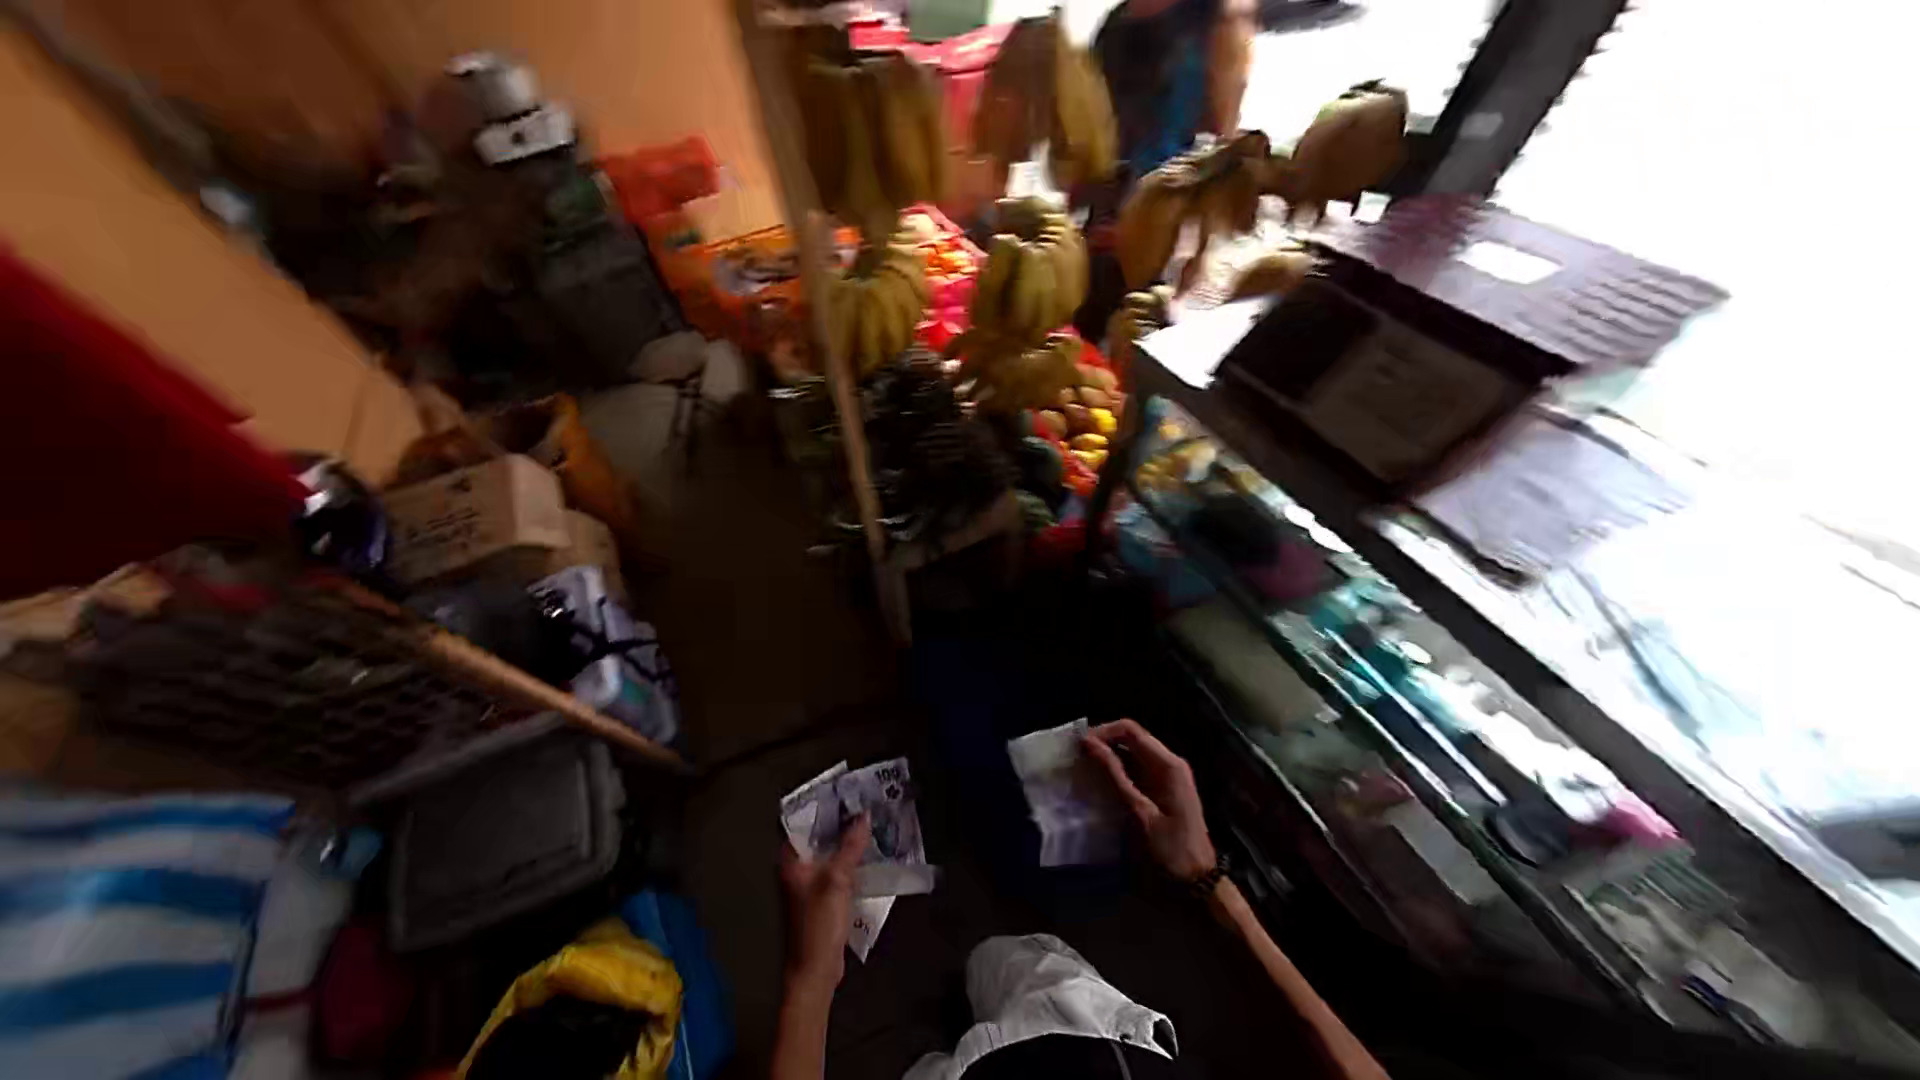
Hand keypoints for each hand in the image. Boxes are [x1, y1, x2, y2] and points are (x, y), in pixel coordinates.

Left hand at [779, 813, 869, 987]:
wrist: (815, 971)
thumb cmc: (819, 923)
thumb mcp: (838, 880)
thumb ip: (851, 846)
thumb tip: (864, 815)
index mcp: (791, 860)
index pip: (803, 820)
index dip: (822, 803)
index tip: (843, 788)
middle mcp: (796, 867)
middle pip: (817, 834)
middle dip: (838, 820)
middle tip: (862, 800)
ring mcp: (808, 881)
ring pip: (828, 850)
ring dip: (846, 838)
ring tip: (868, 819)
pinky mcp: (822, 895)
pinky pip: (836, 866)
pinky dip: (849, 857)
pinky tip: (867, 850)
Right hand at [1084, 719, 1217, 880]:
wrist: (1200, 878)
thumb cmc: (1171, 847)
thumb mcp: (1139, 811)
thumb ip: (1115, 775)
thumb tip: (1089, 744)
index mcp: (1168, 764)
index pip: (1130, 730)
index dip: (1103, 732)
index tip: (1080, 745)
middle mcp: (1170, 761)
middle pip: (1132, 736)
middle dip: (1104, 741)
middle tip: (1078, 755)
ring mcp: (1169, 772)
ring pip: (1133, 749)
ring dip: (1109, 754)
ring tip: (1085, 765)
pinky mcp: (1164, 784)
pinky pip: (1138, 765)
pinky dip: (1119, 767)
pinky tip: (1102, 778)